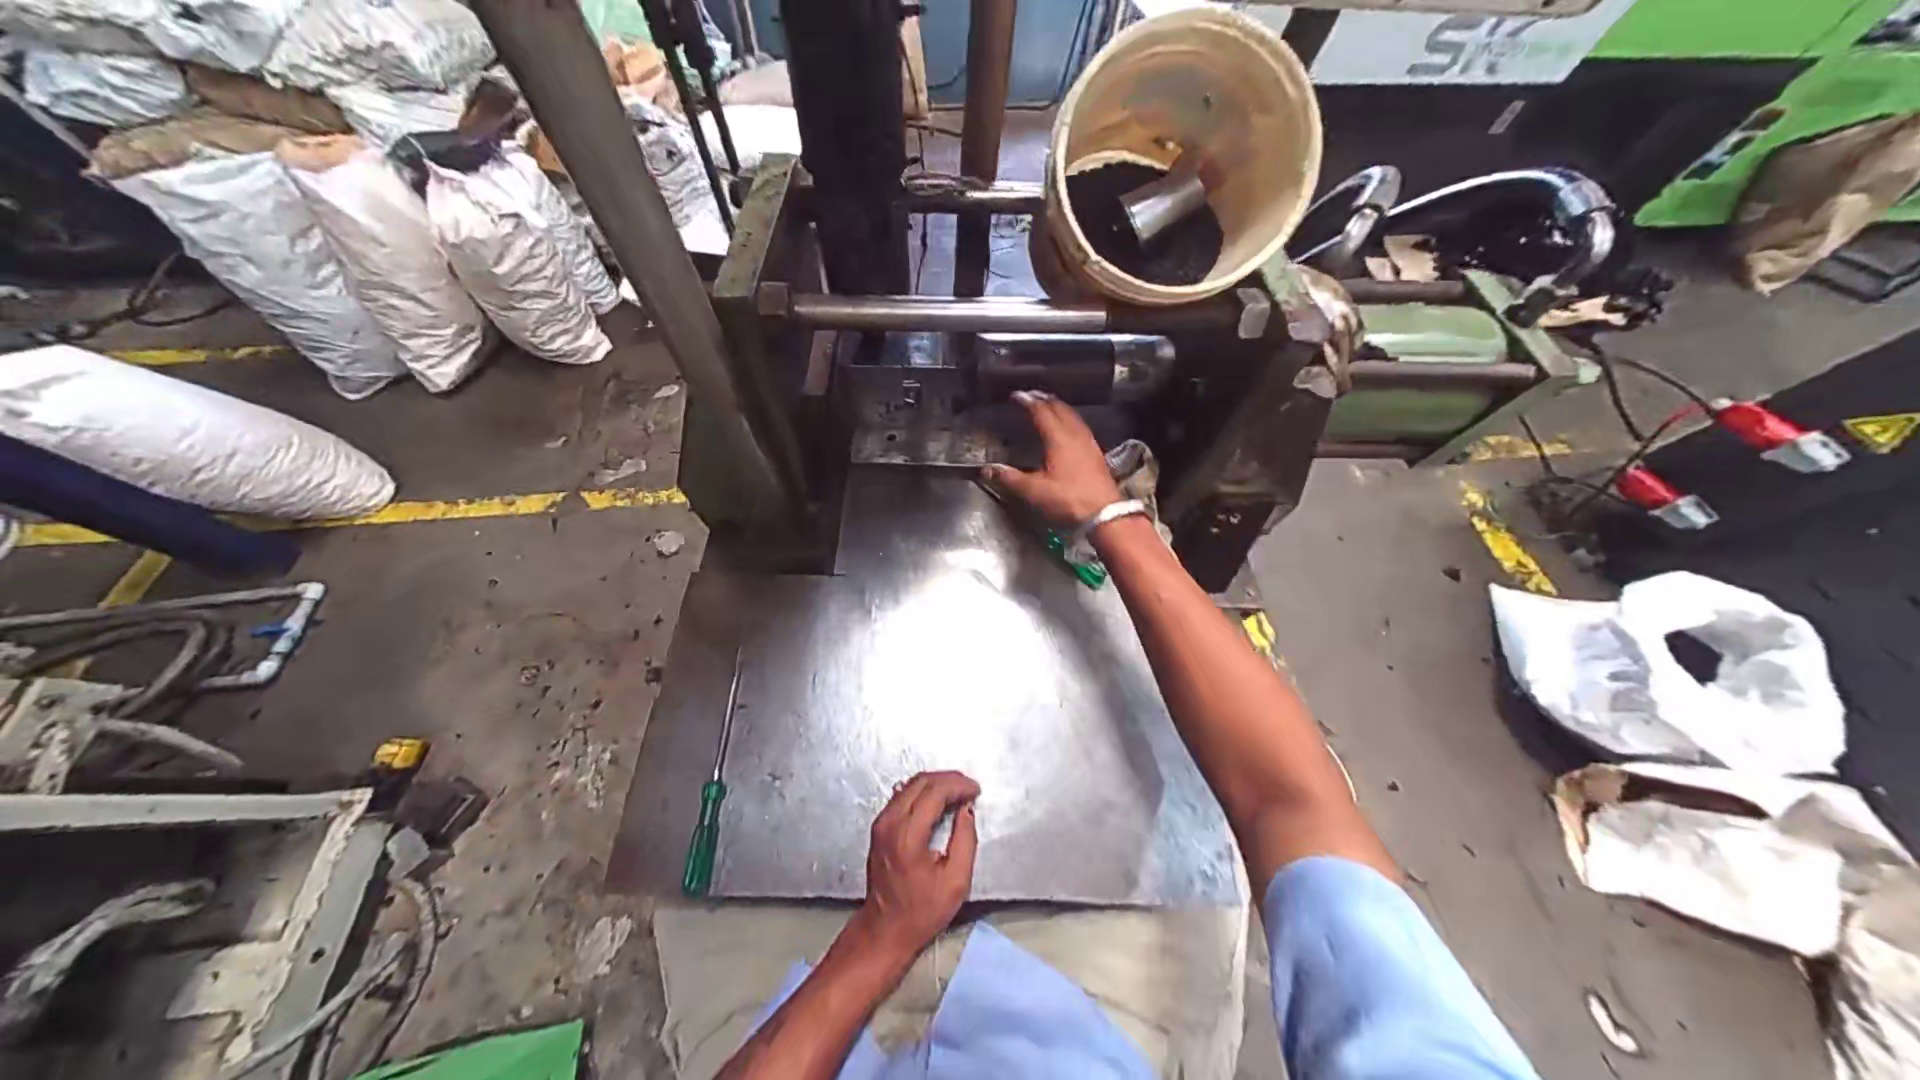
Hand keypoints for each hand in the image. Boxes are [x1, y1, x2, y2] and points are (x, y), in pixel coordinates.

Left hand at [848, 771, 979, 961]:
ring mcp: (881, 822)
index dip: (958, 785)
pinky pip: (903, 795)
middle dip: (949, 779)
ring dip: (936, 783)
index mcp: (908, 834)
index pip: (934, 791)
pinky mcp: (879, 826)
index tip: (976, 790)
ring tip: (958, 792)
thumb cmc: (922, 910)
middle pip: (921, 782)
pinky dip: (923, 791)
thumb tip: (967, 808)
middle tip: (969, 788)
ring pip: (910, 785)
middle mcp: (890, 821)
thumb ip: (965, 839)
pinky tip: (938, 800)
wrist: (885, 929)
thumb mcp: (956, 881)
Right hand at [982, 390, 1122, 525]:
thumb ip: (1010, 478)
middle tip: (1031, 397)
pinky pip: (1081, 427)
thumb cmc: (1068, 500)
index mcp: (1058, 438)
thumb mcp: (1034, 491)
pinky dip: (1070, 420)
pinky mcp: (1096, 453)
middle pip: (1059, 409)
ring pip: (1073, 416)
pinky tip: (1069, 429)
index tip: (1016, 396)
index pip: (1041, 412)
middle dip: (1044, 400)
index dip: (1027, 402)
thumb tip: (987, 469)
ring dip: (1059, 408)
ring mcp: (1089, 443)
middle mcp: (1075, 435)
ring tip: (1049, 406)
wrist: (1104, 514)